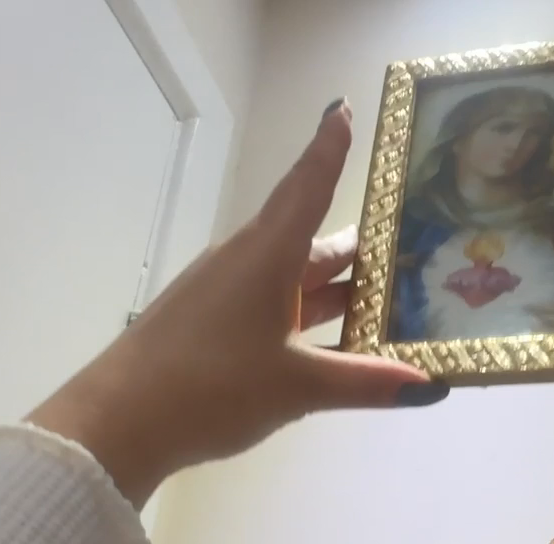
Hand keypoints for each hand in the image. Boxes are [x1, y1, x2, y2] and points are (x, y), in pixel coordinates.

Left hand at [27, 101, 443, 504]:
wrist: (121, 423)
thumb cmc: (214, 386)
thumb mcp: (298, 386)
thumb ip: (365, 383)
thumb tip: (432, 387)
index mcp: (267, 257)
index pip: (307, 189)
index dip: (328, 151)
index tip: (342, 110)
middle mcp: (246, 266)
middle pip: (309, 245)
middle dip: (354, 248)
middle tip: (403, 248)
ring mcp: (224, 298)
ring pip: (291, 284)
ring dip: (335, 293)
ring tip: (382, 304)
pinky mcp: (211, 329)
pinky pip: (272, 313)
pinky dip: (306, 322)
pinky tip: (329, 348)